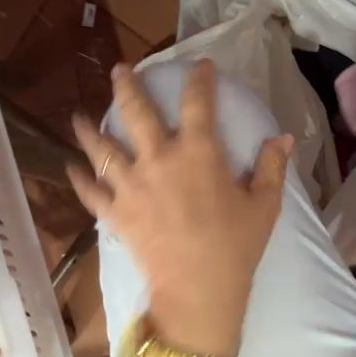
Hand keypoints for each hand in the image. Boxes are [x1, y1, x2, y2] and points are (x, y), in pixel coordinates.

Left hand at [69, 60, 290, 356]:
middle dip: (126, 86)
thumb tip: (284, 138)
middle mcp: (159, 159)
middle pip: (136, 111)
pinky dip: (80, 179)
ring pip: (103, 148)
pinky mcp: (116, 213)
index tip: (200, 66)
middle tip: (119, 70)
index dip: (199, 79)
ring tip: (79, 116)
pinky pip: (91, 192)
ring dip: (89, 129)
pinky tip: (71, 167)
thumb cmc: (237, 247)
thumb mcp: (265, 206)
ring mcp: (132, 186)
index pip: (198, 102)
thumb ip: (272, 167)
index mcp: (198, 152)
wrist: (199, 290)